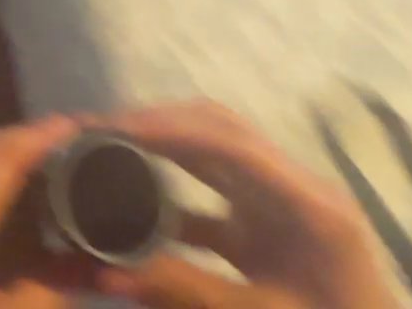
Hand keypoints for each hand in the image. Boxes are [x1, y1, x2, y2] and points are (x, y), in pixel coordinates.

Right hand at [97, 102, 395, 308]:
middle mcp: (296, 184)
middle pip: (219, 127)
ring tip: (112, 141)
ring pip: (215, 143)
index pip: (229, 142)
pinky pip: (217, 178)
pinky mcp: (271, 215)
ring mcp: (285, 196)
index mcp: (309, 203)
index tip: (114, 128)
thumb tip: (104, 270)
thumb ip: (182, 289)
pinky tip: (135, 185)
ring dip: (163, 138)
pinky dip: (174, 176)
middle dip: (157, 121)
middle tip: (103, 128)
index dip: (168, 128)